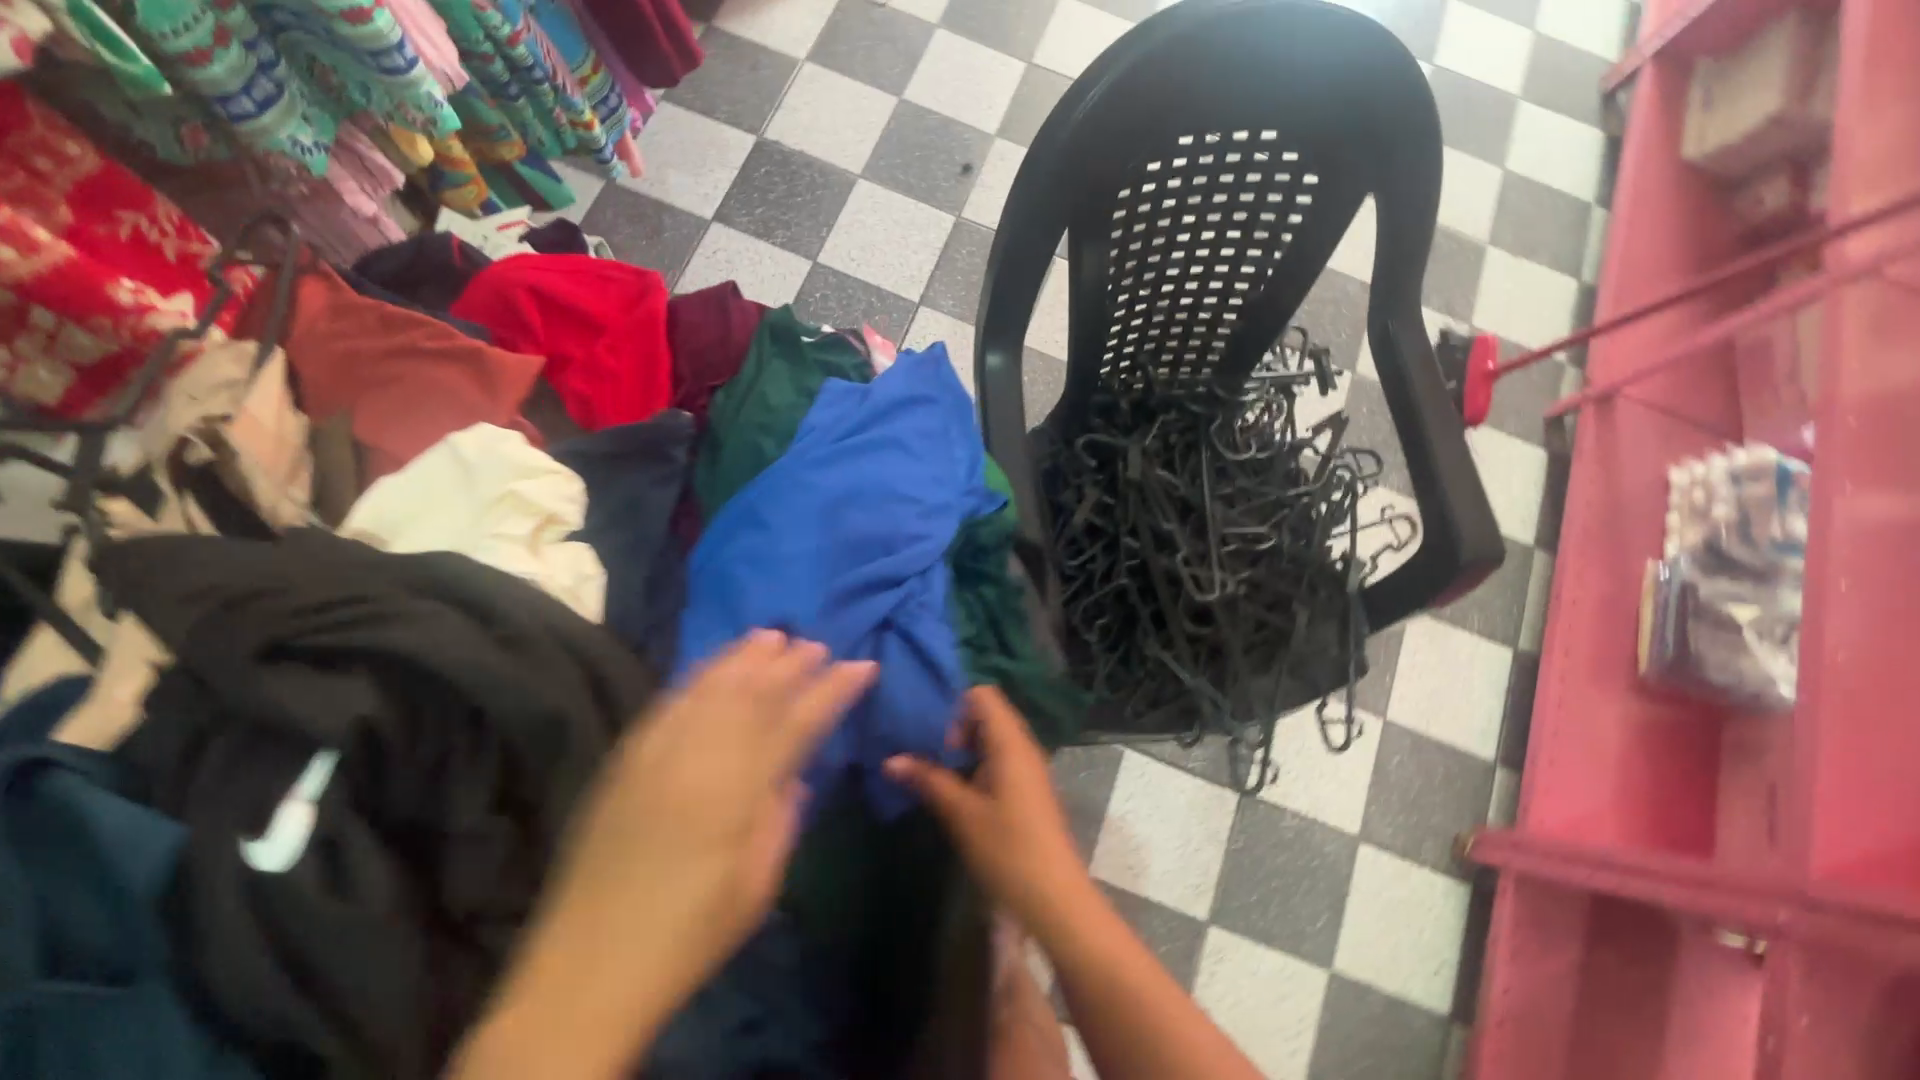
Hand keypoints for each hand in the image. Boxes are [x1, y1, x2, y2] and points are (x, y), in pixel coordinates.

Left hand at [456, 631, 874, 1078]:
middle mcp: (697, 758)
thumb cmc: (690, 936)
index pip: (796, 723)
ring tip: (770, 637)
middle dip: (790, 665)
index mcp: (738, 791)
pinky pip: (667, 704)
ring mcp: (655, 755)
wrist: (591, 965)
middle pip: (752, 694)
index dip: (833, 691)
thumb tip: (794, 778)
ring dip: (742, 660)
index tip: (862, 666)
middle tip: (817, 645)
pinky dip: (696, 679)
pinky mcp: (625, 762)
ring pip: (708, 688)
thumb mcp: (757, 887)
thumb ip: (780, 821)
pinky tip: (712, 670)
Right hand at [883, 687, 1096, 941]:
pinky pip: (996, 762)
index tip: (927, 730)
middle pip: (986, 715)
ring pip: (990, 741)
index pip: (983, 695)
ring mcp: (1026, 771)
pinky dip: (972, 766)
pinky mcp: (1025, 793)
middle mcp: (1022, 748)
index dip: (953, 704)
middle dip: (951, 726)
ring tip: (925, 767)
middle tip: (919, 748)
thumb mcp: (961, 814)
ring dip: (959, 749)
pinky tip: (949, 789)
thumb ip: (928, 780)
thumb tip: (890, 759)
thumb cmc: (1008, 849)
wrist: (1054, 898)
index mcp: (1011, 743)